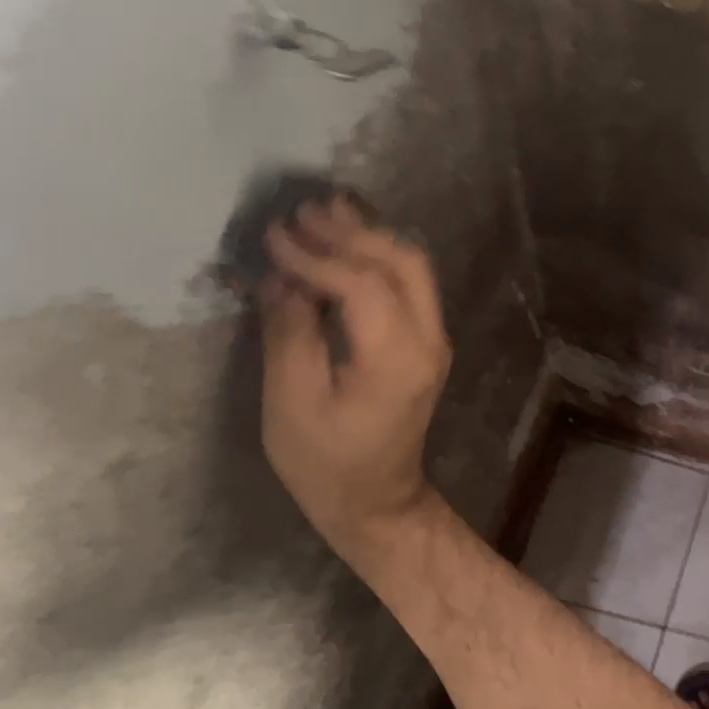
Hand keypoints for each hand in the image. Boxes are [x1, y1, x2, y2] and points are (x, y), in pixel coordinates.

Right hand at [257, 197, 451, 554]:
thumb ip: (290, 333)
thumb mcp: (292, 402)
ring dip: (371, 240)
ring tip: (323, 214)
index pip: (365, 283)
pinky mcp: (426, 346)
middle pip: (405, 264)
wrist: (376, 499)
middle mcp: (430, 341)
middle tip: (304, 210)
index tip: (274, 233)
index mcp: (398, 357)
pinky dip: (378, 262)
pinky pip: (410, 289)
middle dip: (355, 232)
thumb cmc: (326, 462)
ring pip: (414, 271)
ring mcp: (435, 342)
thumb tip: (281, 277)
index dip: (319, 254)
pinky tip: (344, 249)